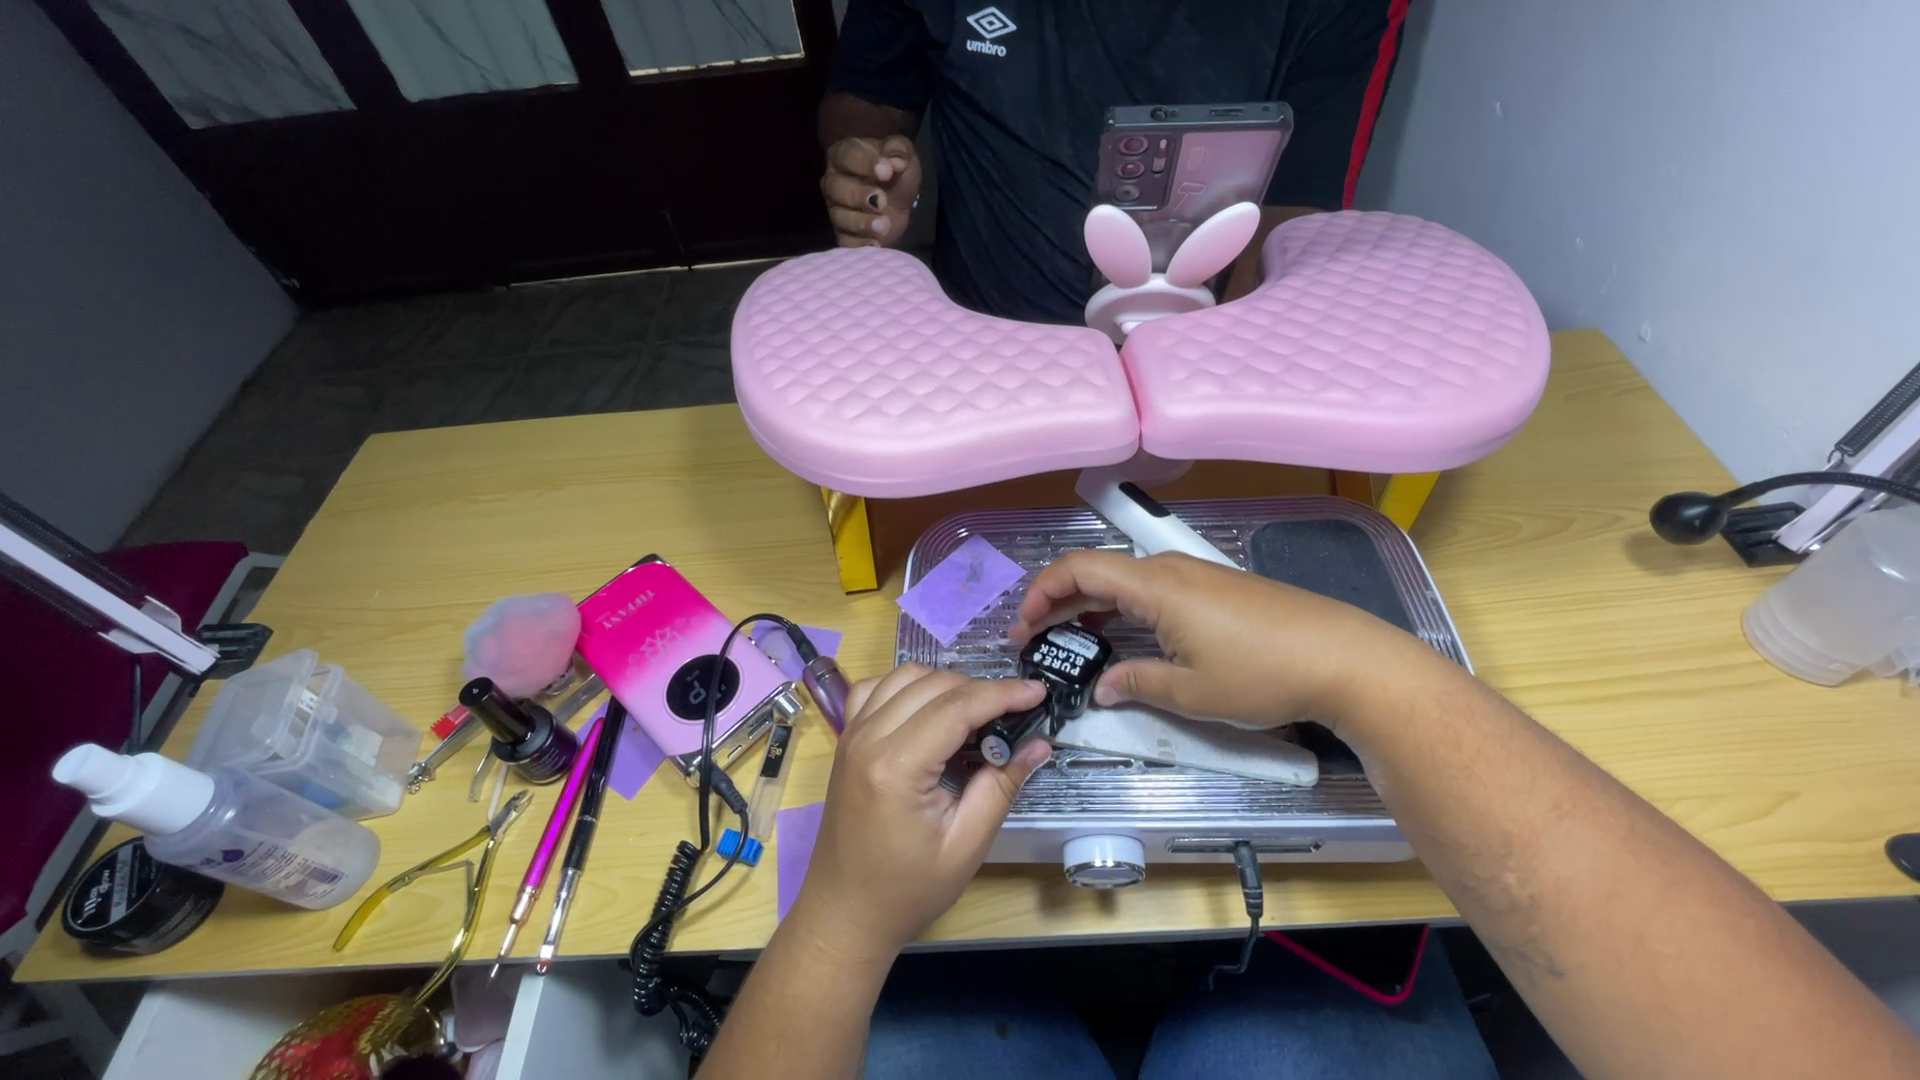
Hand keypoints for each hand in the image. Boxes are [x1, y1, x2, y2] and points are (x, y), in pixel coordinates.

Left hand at [787, 665, 1048, 963]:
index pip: (958, 706)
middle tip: (1013, 715)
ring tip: (977, 713)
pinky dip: (907, 687)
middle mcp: (868, 738)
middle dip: (980, 689)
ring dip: (946, 684)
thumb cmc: (907, 889)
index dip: (1003, 693)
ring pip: (905, 676)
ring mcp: (852, 734)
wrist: (845, 911)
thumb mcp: (966, 846)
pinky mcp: (846, 739)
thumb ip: (1001, 787)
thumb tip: (1038, 743)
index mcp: (897, 767)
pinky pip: (875, 688)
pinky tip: (929, 709)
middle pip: (934, 684)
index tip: (1038, 692)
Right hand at [820, 135, 920, 246]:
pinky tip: (876, 245)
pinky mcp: (843, 234)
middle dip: (858, 196)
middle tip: (882, 202)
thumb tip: (896, 162)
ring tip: (885, 225)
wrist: (896, 201)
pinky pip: (844, 242)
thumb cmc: (895, 172)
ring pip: (839, 217)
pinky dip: (860, 245)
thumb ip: (899, 151)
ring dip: (861, 222)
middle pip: (836, 188)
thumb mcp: (902, 154)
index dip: (865, 163)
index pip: (847, 156)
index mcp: (844, 155)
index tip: (886, 171)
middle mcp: (834, 182)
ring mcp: (836, 210)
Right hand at [1008, 550, 1444, 733]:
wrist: (1346, 658)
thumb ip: (1136, 684)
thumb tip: (1101, 687)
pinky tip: (1122, 635)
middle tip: (1034, 640)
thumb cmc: (1262, 674)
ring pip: (1125, 580)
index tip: (1022, 628)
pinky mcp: (1216, 588)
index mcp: (1155, 586)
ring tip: (1070, 641)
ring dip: (1090, 605)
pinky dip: (1123, 607)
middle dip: (1058, 602)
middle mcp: (1170, 569)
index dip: (1041, 593)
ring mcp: (1196, 575)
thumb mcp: (1192, 692)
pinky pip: (1152, 588)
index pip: (1079, 569)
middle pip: (1097, 571)